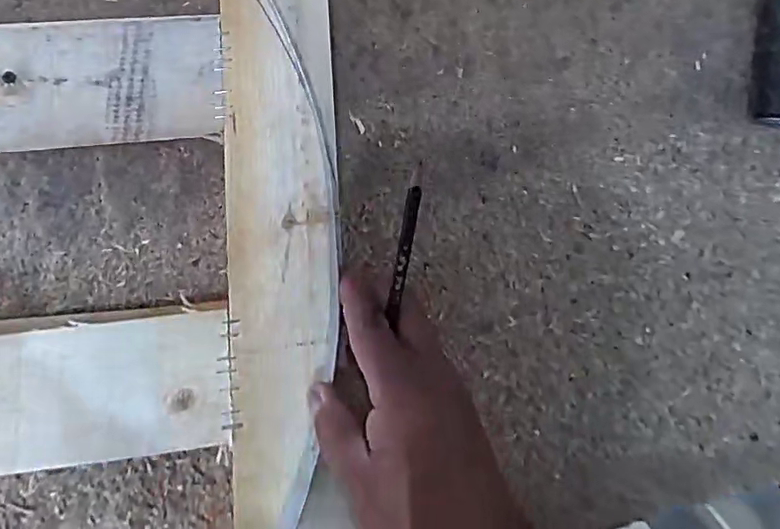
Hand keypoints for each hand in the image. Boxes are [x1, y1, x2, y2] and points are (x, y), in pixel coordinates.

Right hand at [312, 270, 531, 528]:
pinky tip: (389, 366)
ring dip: (396, 320)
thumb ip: (336, 431)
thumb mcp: (360, 481)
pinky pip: (430, 355)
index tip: (348, 275)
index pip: (373, 330)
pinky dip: (407, 344)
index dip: (358, 301)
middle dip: (384, 295)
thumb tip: (319, 390)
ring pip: (421, 334)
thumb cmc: (413, 512)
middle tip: (358, 286)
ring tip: (365, 325)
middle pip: (408, 316)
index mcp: (401, 386)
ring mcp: (451, 384)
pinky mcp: (460, 400)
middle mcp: (431, 373)